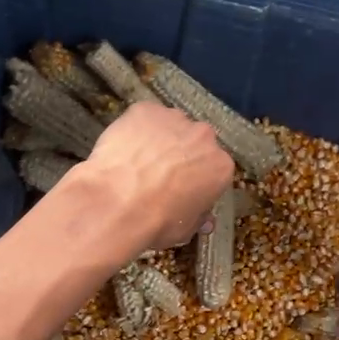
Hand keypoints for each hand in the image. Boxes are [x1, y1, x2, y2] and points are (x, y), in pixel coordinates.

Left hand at [80, 102, 233, 250]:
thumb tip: (203, 219)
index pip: (215, 172)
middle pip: (196, 144)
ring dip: (163, 142)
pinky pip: (145, 119)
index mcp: (220, 167)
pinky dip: (138, 131)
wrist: (118, 204)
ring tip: (142, 163)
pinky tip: (127, 151)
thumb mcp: (185, 229)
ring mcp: (174, 118)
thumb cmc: (158, 222)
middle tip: (164, 177)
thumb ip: (197, 217)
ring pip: (172, 128)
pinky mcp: (145, 109)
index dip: (200, 183)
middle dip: (184, 157)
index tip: (187, 192)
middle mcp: (203, 137)